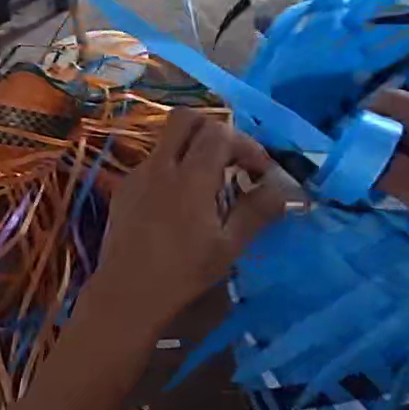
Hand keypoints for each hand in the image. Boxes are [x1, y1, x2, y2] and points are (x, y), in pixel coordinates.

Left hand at [86, 109, 296, 335]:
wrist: (127, 291)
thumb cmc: (183, 272)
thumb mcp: (229, 245)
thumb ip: (257, 210)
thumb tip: (285, 187)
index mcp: (189, 176)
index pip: (220, 133)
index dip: (246, 145)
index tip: (260, 172)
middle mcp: (159, 166)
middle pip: (185, 118)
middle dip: (213, 130)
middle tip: (232, 160)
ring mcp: (136, 174)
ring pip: (166, 140)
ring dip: (191, 148)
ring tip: (209, 183)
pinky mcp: (123, 188)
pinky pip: (151, 163)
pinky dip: (171, 168)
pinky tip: (180, 201)